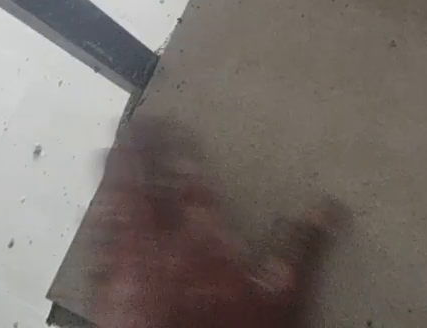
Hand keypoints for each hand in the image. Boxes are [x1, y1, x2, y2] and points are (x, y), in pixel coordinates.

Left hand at [91, 119, 339, 327]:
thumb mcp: (280, 298)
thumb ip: (301, 247)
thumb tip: (326, 207)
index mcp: (198, 239)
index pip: (185, 179)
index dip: (176, 146)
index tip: (171, 123)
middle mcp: (156, 250)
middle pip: (138, 187)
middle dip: (133, 152)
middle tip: (131, 124)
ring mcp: (126, 277)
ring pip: (112, 215)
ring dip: (111, 182)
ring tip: (108, 156)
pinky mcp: (109, 303)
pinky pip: (99, 251)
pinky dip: (101, 226)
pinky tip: (99, 223)